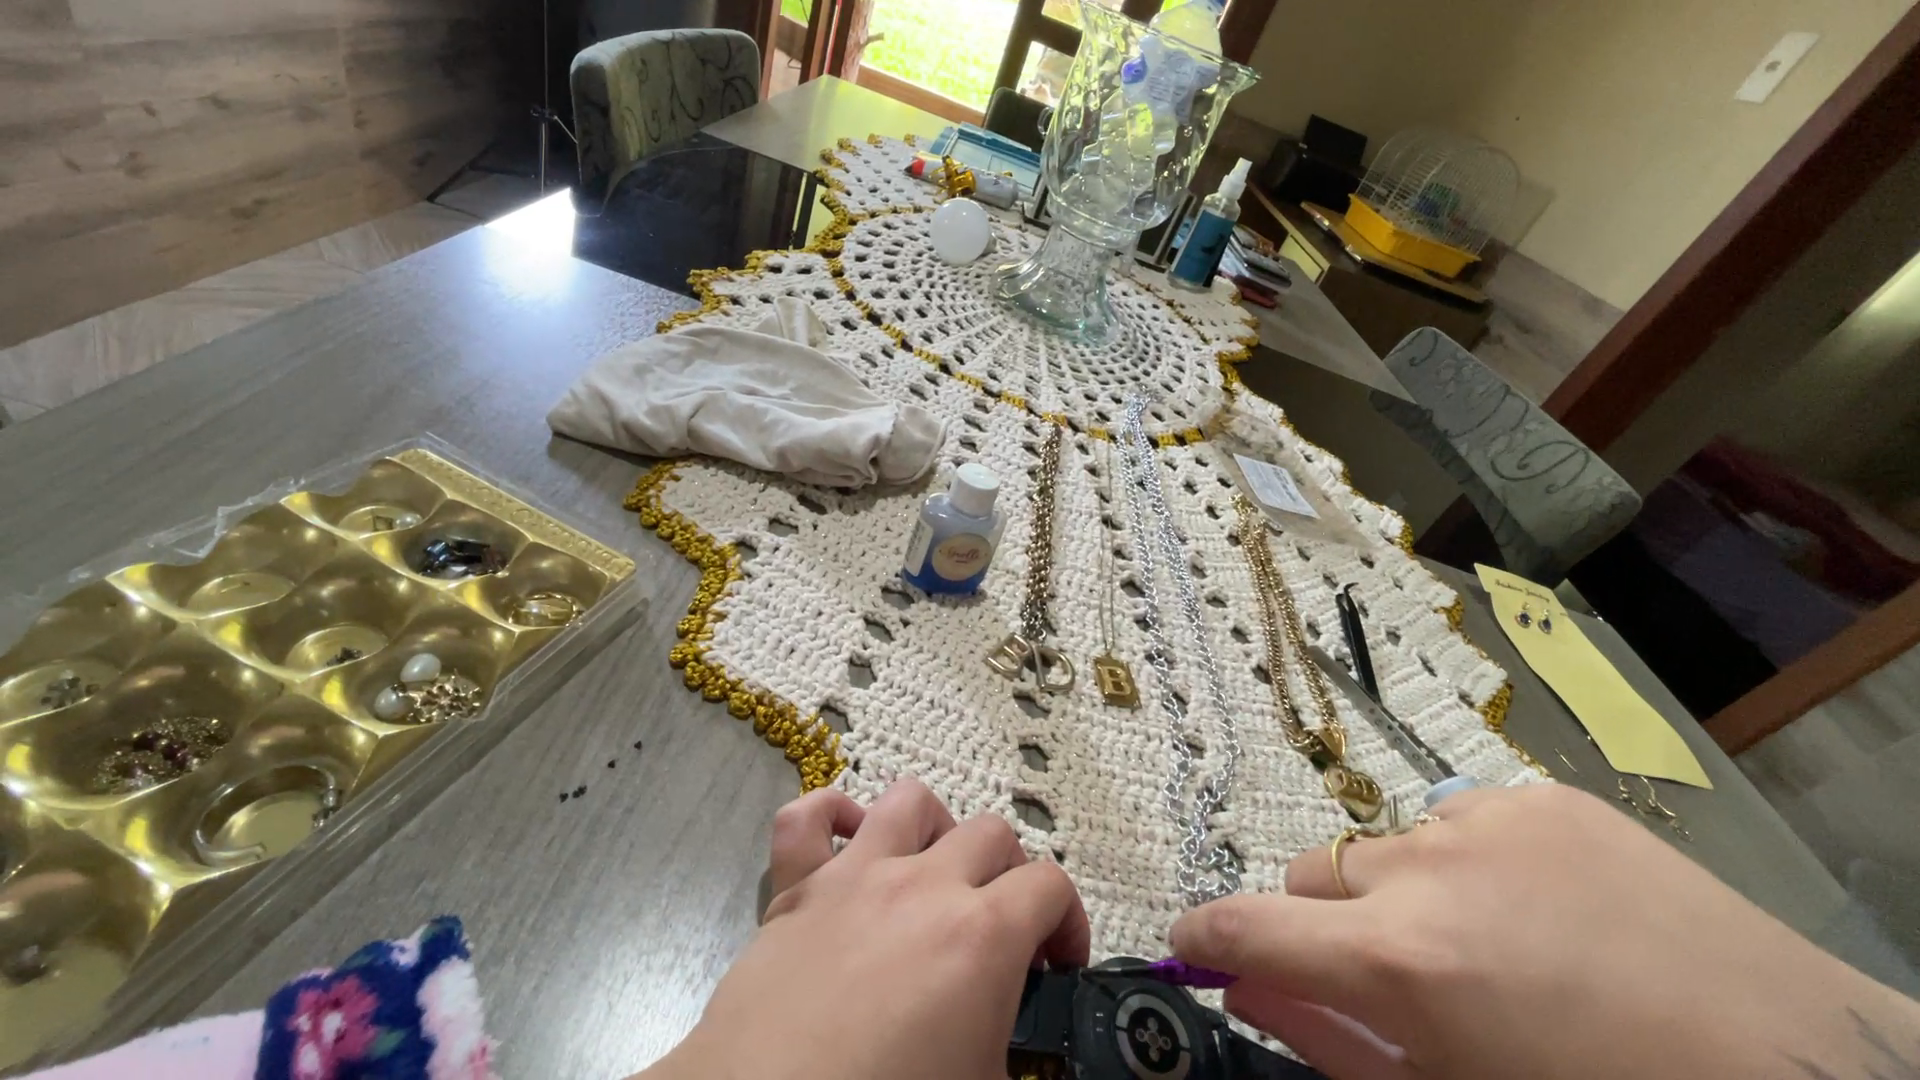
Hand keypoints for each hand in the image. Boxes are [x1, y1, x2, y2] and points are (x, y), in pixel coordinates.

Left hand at [645, 780, 1088, 1079]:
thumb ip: (1017, 1043)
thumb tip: (1030, 1046)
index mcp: (981, 933)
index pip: (1051, 886)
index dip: (1068, 921)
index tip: (1057, 963)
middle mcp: (924, 884)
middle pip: (993, 834)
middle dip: (1010, 875)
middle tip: (1001, 926)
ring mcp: (856, 874)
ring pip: (912, 801)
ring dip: (935, 829)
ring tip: (935, 872)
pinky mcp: (797, 886)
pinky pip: (806, 818)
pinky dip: (830, 815)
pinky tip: (847, 842)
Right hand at [1171, 783, 1919, 1079]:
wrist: (1801, 1070)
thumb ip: (1327, 1040)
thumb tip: (1244, 990)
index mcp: (1399, 959)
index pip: (1249, 925)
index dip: (1206, 932)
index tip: (1193, 943)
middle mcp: (1424, 868)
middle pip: (1312, 875)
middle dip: (1326, 923)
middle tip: (1392, 971)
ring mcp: (1483, 819)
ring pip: (1383, 846)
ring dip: (1402, 890)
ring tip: (1489, 940)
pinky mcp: (1540, 796)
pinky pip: (1456, 820)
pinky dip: (1468, 861)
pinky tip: (1540, 906)